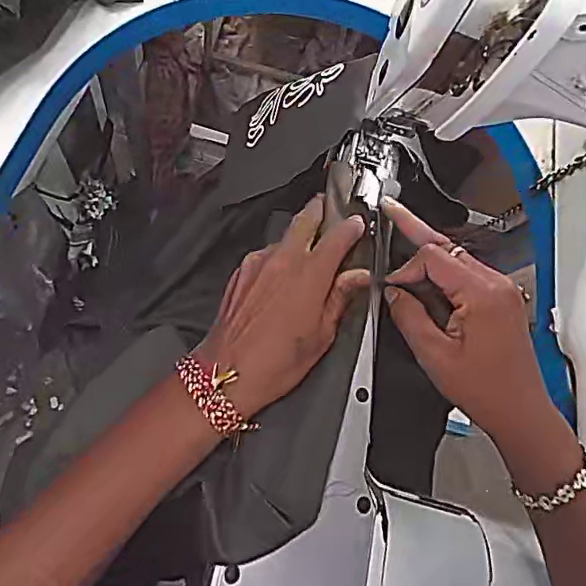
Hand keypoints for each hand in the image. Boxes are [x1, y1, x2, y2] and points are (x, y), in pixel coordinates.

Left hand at [196, 196, 370, 418]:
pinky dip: (278, 256)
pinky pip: (265, 254)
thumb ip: (340, 297)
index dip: (352, 227)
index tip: (359, 226)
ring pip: (284, 236)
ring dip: (298, 236)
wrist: (226, 374)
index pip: (338, 235)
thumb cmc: (274, 363)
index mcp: (310, 274)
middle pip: (306, 217)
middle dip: (321, 210)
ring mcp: (258, 263)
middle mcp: (283, 261)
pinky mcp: (241, 272)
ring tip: (309, 252)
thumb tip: (357, 278)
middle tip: (333, 212)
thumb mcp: (322, 334)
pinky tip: (282, 276)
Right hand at [379, 197, 557, 446]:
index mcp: (482, 293)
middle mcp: (497, 284)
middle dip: (416, 233)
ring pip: (458, 259)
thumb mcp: (435, 355)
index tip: (391, 286)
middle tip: (392, 211)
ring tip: (405, 252)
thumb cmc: (488, 390)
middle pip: (448, 248)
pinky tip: (428, 286)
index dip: (406, 268)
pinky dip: (445, 276)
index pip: (434, 256)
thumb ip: (410, 316)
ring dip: (430, 261)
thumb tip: (394, 293)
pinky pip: (469, 275)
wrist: (520, 410)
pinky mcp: (502, 300)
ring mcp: (503, 291)